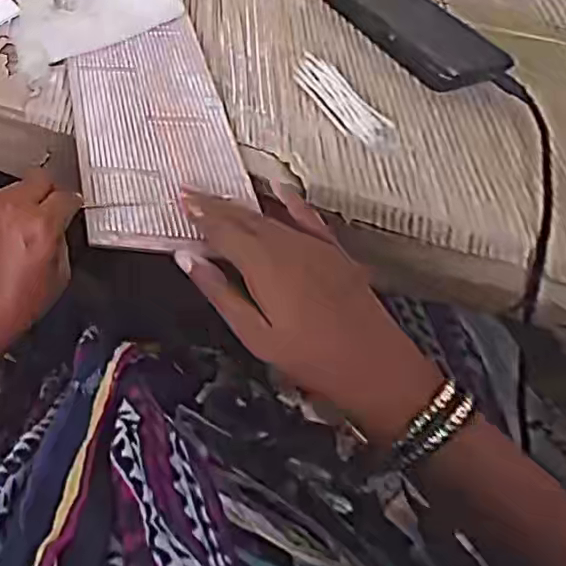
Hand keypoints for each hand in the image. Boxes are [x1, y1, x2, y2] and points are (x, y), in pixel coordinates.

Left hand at [0, 171, 82, 348]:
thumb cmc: (18, 299)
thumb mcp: (60, 274)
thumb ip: (63, 239)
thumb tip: (61, 224)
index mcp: (41, 224)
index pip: (66, 196)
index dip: (73, 203)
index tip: (74, 208)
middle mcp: (15, 207)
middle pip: (42, 177)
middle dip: (51, 191)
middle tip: (54, 207)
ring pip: (21, 183)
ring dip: (30, 196)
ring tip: (31, 221)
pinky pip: (3, 195)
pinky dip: (11, 204)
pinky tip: (13, 226)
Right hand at [179, 189, 442, 443]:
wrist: (383, 375)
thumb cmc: (314, 360)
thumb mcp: (255, 336)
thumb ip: (219, 292)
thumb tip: (187, 258)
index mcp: (263, 265)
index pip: (222, 229)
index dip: (199, 214)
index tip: (181, 201)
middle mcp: (287, 248)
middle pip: (242, 217)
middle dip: (213, 204)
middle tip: (189, 192)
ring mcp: (314, 248)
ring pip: (268, 216)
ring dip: (240, 204)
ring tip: (217, 196)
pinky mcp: (335, 254)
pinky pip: (308, 218)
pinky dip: (291, 201)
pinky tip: (279, 189)